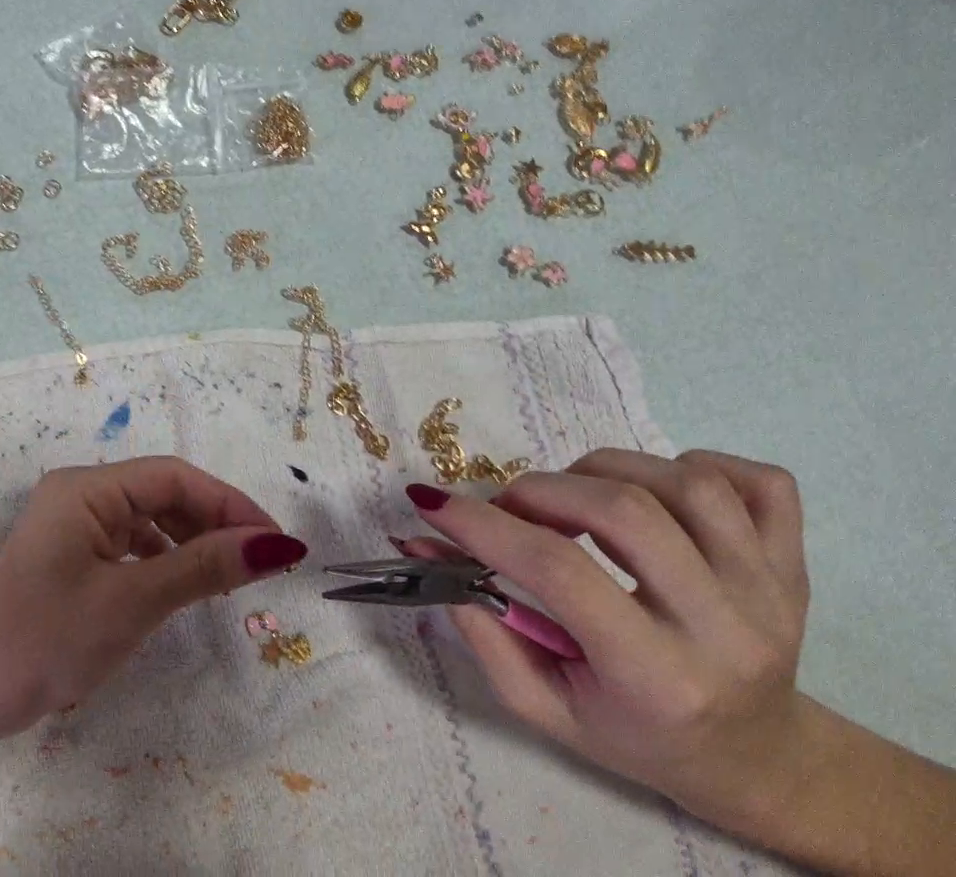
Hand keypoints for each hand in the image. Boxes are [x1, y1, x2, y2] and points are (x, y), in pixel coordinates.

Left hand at [0, 456, 305, 746]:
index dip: (230, 504)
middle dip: (213, 523)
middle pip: (161, 493)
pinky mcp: (69, 554)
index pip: (173, 476)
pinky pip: (129, 543)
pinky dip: (163, 559)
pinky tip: (184, 585)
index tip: (278, 545)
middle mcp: (75, 494)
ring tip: (228, 578)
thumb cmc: (51, 640)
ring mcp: (69, 524)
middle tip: (260, 567)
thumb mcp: (134, 602)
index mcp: (83, 488)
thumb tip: (278, 545)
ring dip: (191, 541)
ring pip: (148, 518)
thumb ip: (205, 567)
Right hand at [399, 449, 813, 833]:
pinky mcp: (796, 564)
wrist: (754, 757)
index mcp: (657, 676)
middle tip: (508, 508)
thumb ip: (481, 627)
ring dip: (604, 470)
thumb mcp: (540, 703)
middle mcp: (726, 628)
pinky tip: (652, 492)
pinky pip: (759, 483)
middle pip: (625, 511)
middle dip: (540, 490)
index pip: (560, 571)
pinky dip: (693, 466)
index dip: (484, 526)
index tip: (431, 503)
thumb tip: (427, 544)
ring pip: (687, 482)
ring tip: (571, 497)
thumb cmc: (633, 735)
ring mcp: (772, 591)